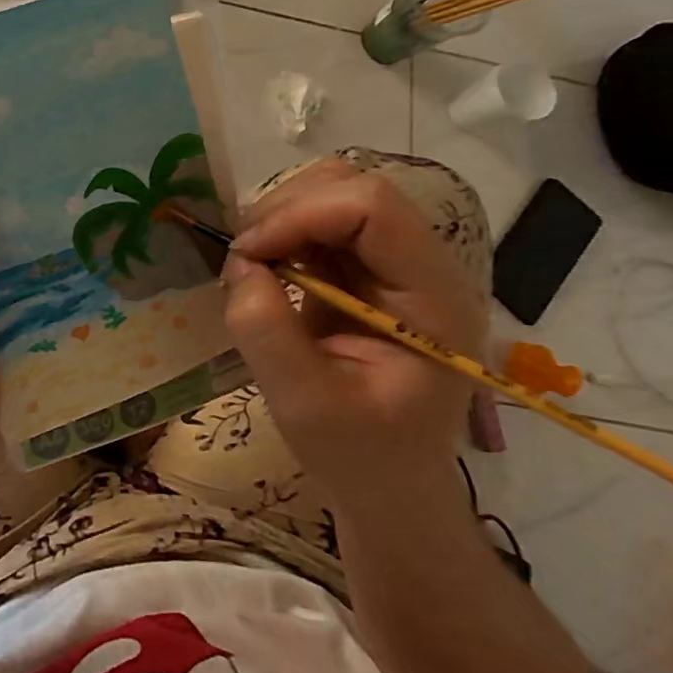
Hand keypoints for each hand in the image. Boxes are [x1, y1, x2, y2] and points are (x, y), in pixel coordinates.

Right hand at [221, 160, 487, 504]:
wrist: (392, 485)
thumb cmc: (362, 457)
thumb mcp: (305, 406)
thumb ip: (268, 333)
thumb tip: (240, 264)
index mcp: (432, 297)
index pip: (373, 207)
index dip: (301, 214)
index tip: (247, 255)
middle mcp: (424, 266)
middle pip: (354, 188)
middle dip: (286, 210)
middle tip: (243, 258)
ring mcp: (398, 265)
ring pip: (337, 194)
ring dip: (283, 216)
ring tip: (253, 262)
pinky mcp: (371, 271)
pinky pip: (325, 222)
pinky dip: (286, 232)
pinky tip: (268, 267)